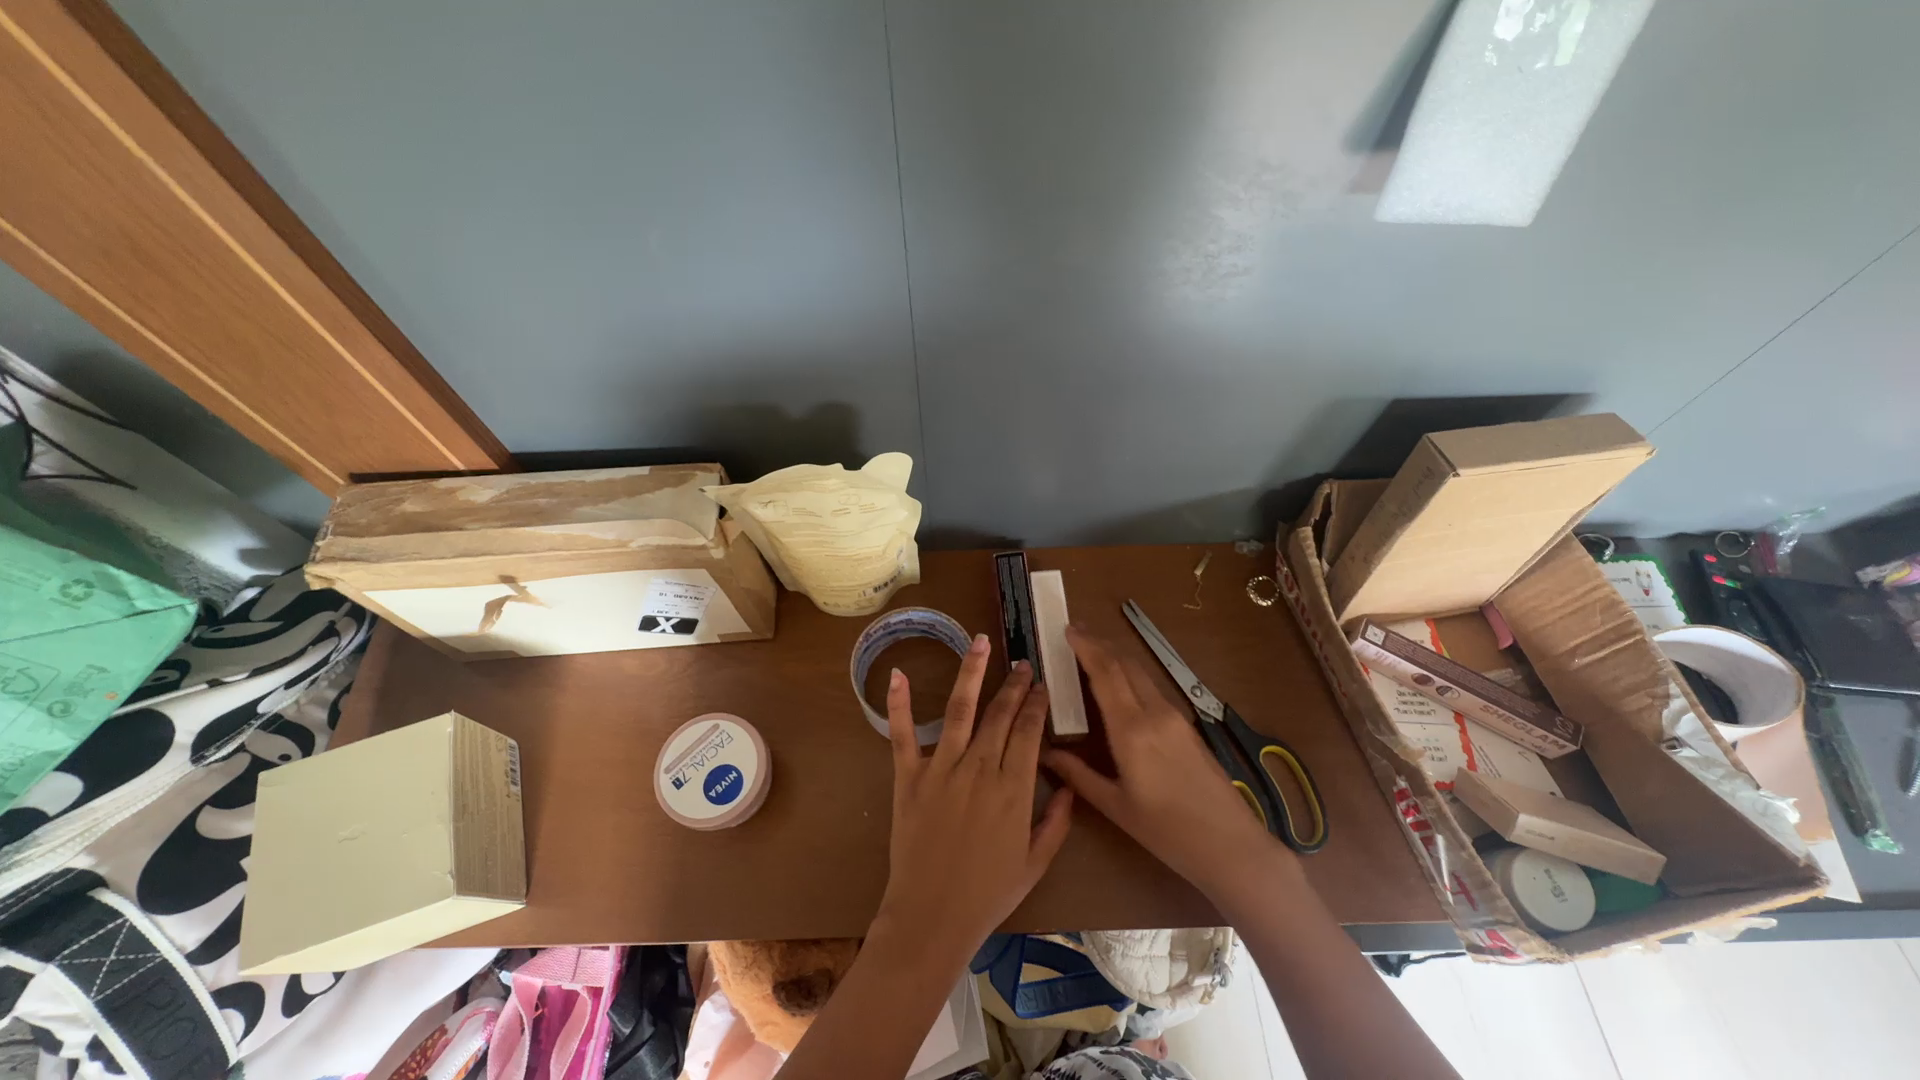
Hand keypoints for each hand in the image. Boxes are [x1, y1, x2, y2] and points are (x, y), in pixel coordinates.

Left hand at [876, 635, 1073, 966]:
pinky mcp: (908, 778)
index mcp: (1014, 789)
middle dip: (1012, 684)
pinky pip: (902, 735)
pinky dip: (898, 703)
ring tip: (980, 642)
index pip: (1028, 731)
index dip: (1036, 704)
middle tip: (1020, 662)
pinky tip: (897, 673)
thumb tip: (1070, 785)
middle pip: (999, 714)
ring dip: (971, 673)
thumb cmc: (988, 893)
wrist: (933, 915)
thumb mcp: (1035, 862)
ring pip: (959, 711)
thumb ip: (1057, 821)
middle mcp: (980, 769)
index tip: (1041, 685)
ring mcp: (941, 770)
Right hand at [1043, 627, 1283, 898]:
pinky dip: (1131, 676)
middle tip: (1074, 632)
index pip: (1106, 673)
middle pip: (1125, 664)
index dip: (1086, 647)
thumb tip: (1046, 753)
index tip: (1067, 629)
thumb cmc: (1167, 832)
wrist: (1231, 844)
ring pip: (1142, 674)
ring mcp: (1176, 718)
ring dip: (1117, 657)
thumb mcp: (1115, 806)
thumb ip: (1078, 775)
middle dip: (1100, 643)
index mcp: (1132, 730)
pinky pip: (1153, 689)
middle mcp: (1155, 714)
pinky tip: (1120, 684)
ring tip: (1093, 651)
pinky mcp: (1187, 727)